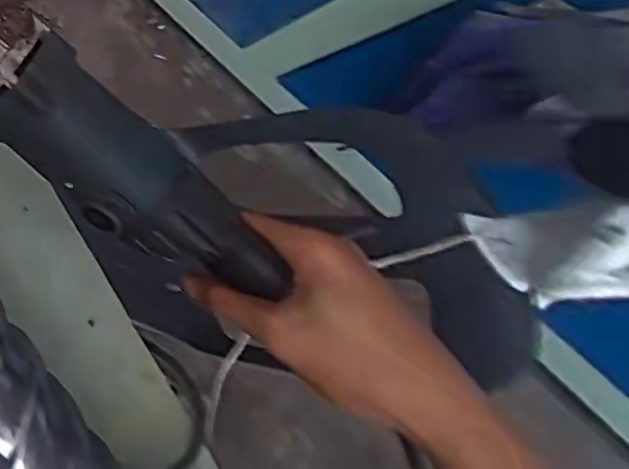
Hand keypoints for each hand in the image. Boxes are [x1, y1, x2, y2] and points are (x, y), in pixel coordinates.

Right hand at [185, 216, 519, 461]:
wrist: (439, 407)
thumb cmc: (354, 360)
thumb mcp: (281, 335)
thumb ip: (229, 302)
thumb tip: (189, 280)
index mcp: (313, 242)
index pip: (248, 220)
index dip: (217, 234)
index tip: (196, 255)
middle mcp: (334, 244)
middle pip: (270, 242)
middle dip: (244, 265)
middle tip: (222, 291)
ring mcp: (355, 267)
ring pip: (293, 264)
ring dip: (271, 282)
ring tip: (253, 309)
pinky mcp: (367, 290)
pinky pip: (315, 278)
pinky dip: (296, 292)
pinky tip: (292, 322)